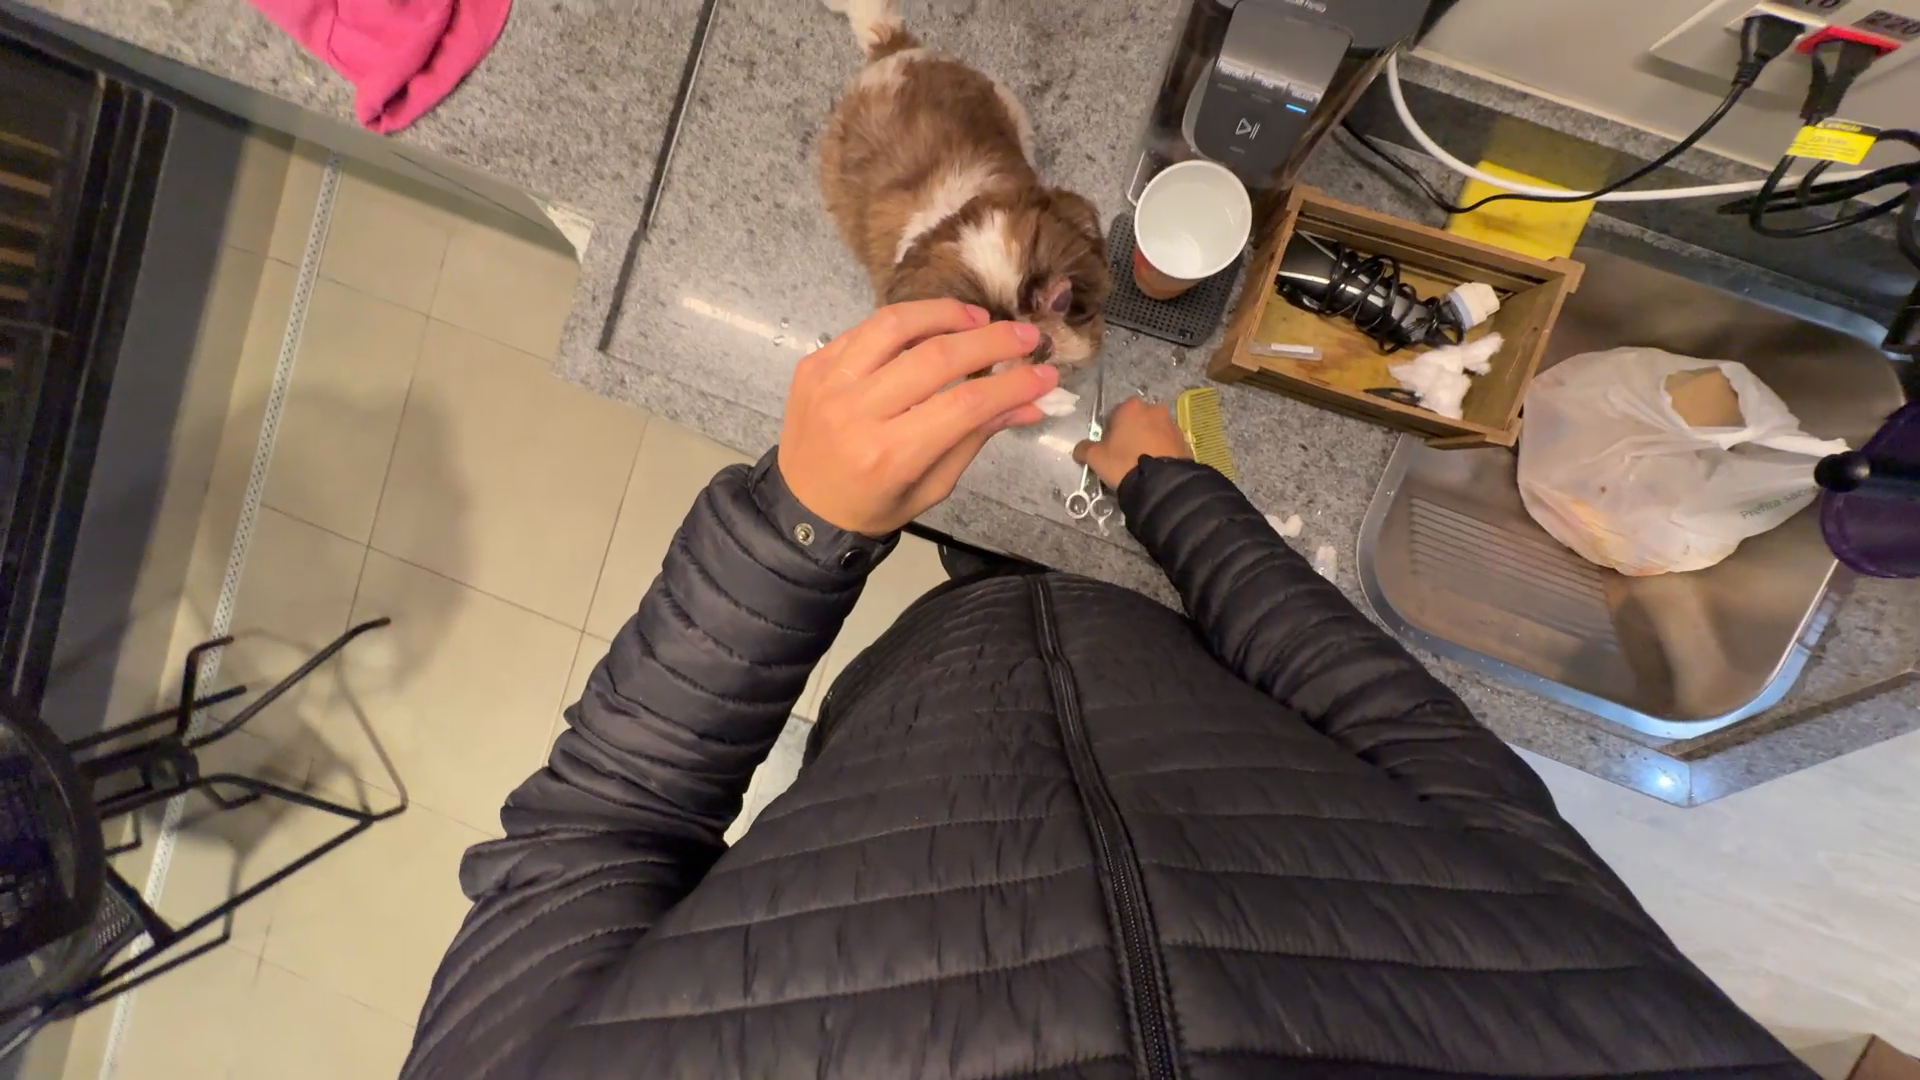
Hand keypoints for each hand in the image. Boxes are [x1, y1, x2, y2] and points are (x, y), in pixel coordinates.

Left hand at [779, 300, 1058, 534]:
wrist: (802, 509)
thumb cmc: (874, 506)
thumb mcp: (933, 486)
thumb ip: (976, 438)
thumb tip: (1029, 403)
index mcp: (891, 455)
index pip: (964, 405)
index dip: (1012, 385)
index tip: (1046, 373)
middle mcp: (857, 413)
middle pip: (935, 359)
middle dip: (991, 341)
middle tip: (1025, 334)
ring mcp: (829, 383)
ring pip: (895, 326)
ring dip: (945, 314)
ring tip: (978, 319)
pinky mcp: (814, 365)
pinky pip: (866, 330)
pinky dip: (906, 324)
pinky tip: (931, 329)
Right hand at [1073, 396, 1191, 488]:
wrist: (1161, 483)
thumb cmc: (1123, 463)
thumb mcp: (1095, 458)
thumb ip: (1084, 449)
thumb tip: (1080, 448)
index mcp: (1130, 407)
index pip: (1113, 416)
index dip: (1109, 433)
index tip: (1108, 449)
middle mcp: (1154, 409)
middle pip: (1136, 421)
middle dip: (1130, 434)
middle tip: (1124, 456)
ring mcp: (1172, 424)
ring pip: (1153, 431)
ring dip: (1147, 441)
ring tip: (1142, 463)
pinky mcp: (1184, 440)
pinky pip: (1167, 443)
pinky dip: (1161, 451)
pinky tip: (1155, 467)